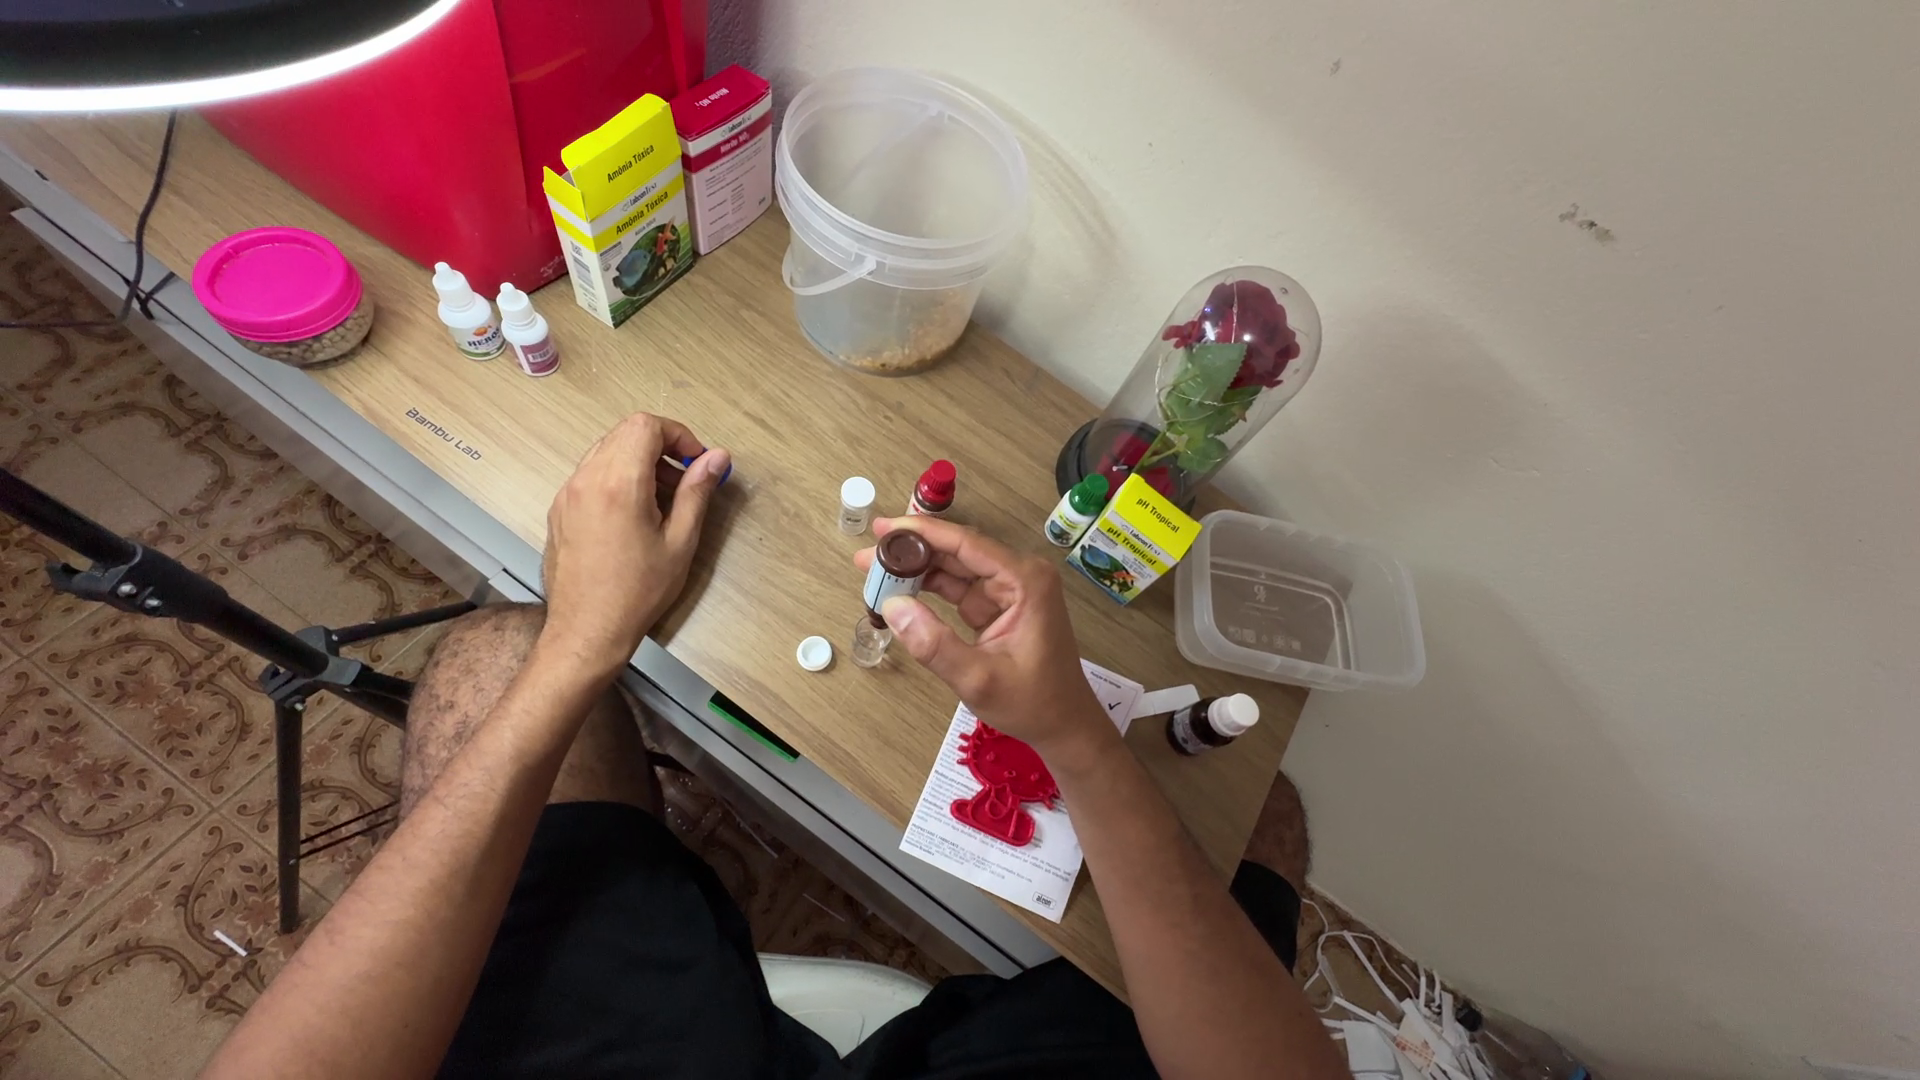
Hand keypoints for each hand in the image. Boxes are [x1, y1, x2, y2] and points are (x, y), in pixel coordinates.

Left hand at [540, 413, 729, 675]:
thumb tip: (718, 457)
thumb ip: (697, 491)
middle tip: (685, 482)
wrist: (587, 629)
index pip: (646, 426)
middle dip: (661, 446)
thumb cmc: (640, 590)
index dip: (678, 435)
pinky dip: (619, 476)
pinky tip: (636, 513)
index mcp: (619, 483)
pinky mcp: (560, 508)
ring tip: (663, 500)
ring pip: (607, 450)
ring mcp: (568, 492)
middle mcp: (587, 478)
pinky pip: (592, 472)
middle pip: (625, 432)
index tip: (697, 464)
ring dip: (640, 460)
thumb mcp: (680, 541)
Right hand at [855, 517, 1111, 754]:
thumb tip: (892, 606)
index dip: (921, 532)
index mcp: (1025, 581)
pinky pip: (958, 588)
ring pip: (954, 567)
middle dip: (912, 551)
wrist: (1065, 726)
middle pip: (957, 550)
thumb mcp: (979, 680)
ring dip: (917, 569)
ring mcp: (1009, 589)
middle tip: (867, 555)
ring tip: (873, 571)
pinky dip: (929, 589)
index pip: (966, 543)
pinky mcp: (998, 605)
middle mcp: (1019, 575)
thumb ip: (935, 645)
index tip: (882, 527)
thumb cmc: (1033, 704)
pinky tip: (899, 591)